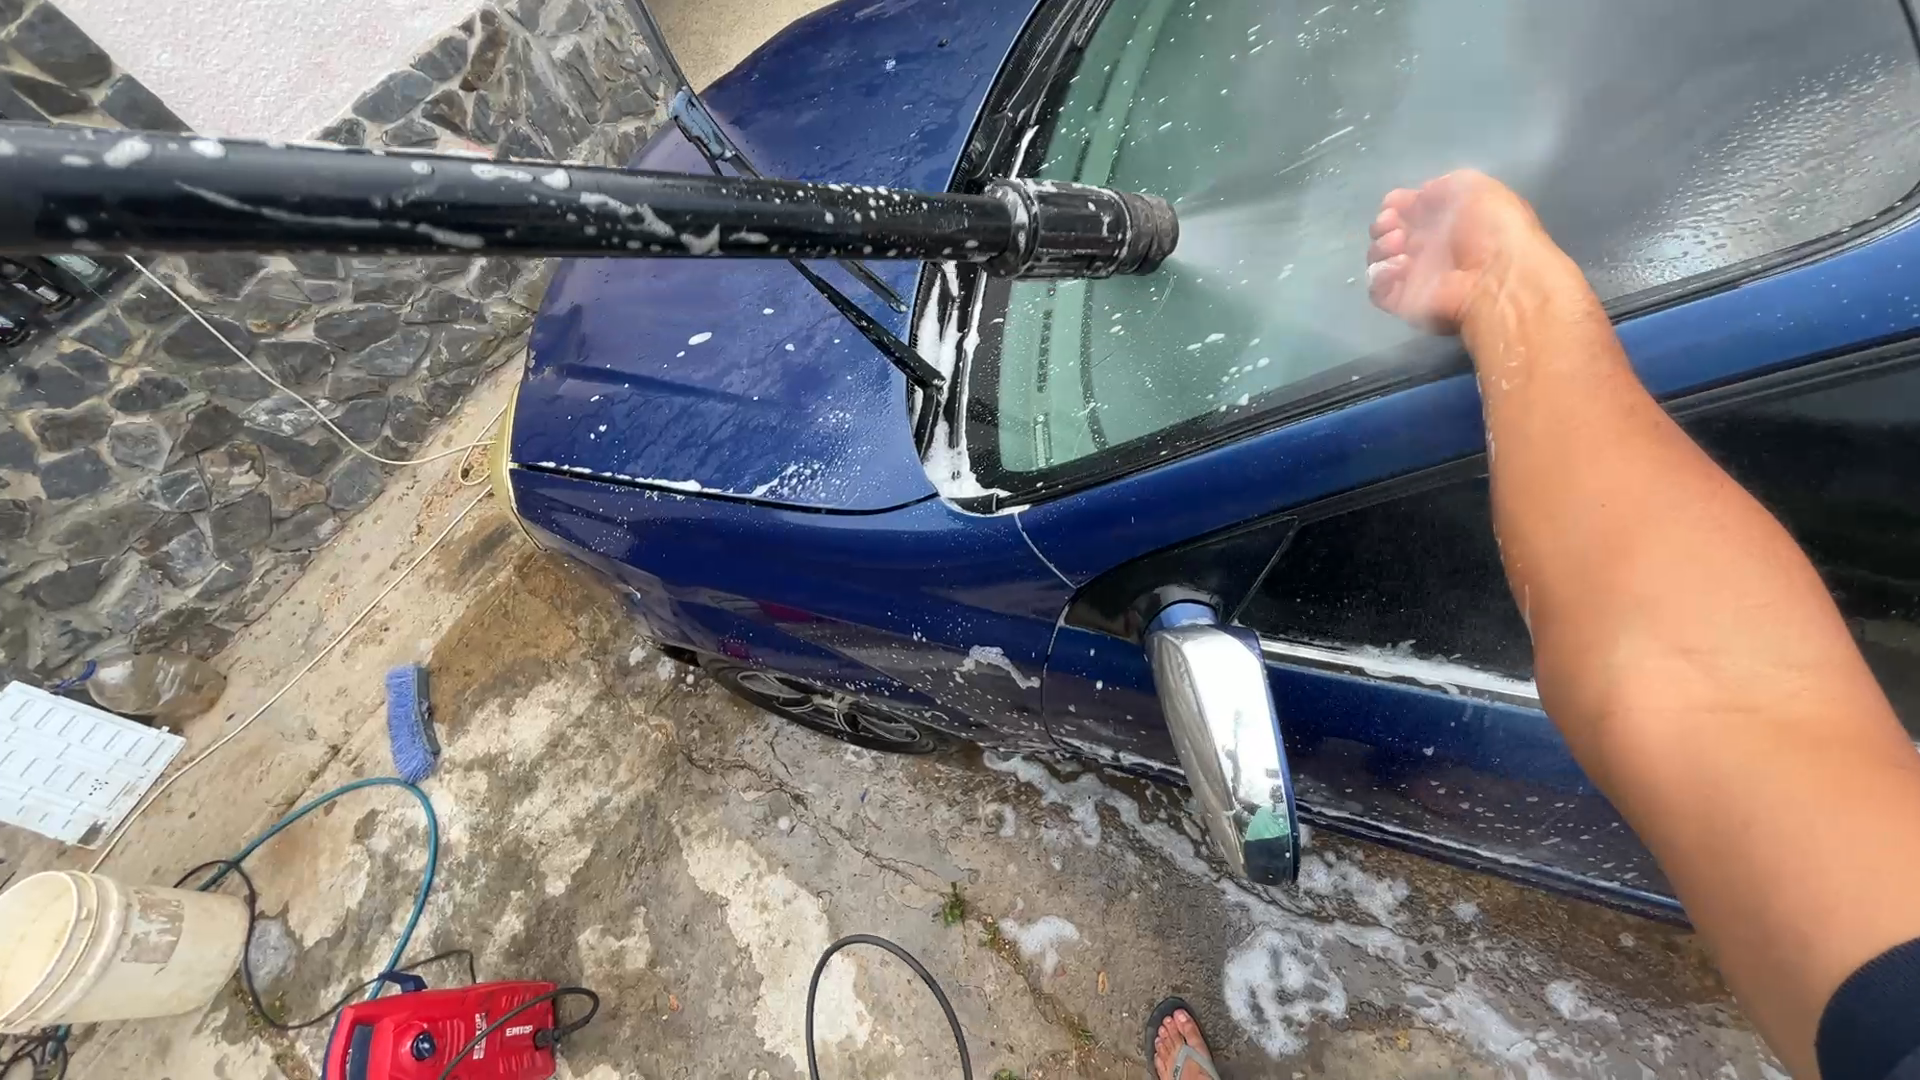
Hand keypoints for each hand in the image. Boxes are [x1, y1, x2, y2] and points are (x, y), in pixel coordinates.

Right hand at [1365, 170, 1555, 334]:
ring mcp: (1410, 276)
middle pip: (1385, 233)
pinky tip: (1399, 268)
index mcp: (1442, 220)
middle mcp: (1424, 247)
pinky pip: (1376, 287)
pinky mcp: (1399, 300)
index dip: (1394, 205)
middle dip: (1382, 225)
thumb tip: (1414, 200)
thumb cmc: (1491, 228)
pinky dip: (1381, 275)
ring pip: (1377, 259)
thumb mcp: (1475, 188)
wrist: (1494, 276)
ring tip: (1398, 246)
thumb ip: (1440, 187)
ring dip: (1381, 248)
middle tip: (1393, 227)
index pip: (1405, 211)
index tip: (1394, 205)